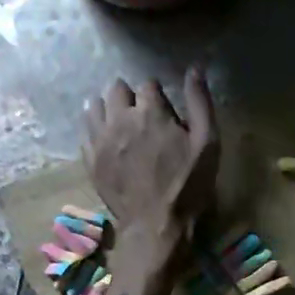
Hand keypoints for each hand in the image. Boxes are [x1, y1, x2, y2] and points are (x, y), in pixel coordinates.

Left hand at [82, 67, 218, 283]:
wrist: (156, 226)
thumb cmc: (187, 187)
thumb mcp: (208, 144)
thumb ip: (200, 103)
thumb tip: (195, 68)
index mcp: (150, 111)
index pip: (149, 84)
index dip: (160, 97)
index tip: (167, 115)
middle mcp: (120, 118)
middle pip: (117, 88)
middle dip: (131, 98)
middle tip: (144, 119)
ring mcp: (100, 139)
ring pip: (96, 105)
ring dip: (110, 109)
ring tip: (123, 127)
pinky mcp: (91, 159)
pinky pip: (86, 131)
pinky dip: (97, 131)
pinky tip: (110, 143)